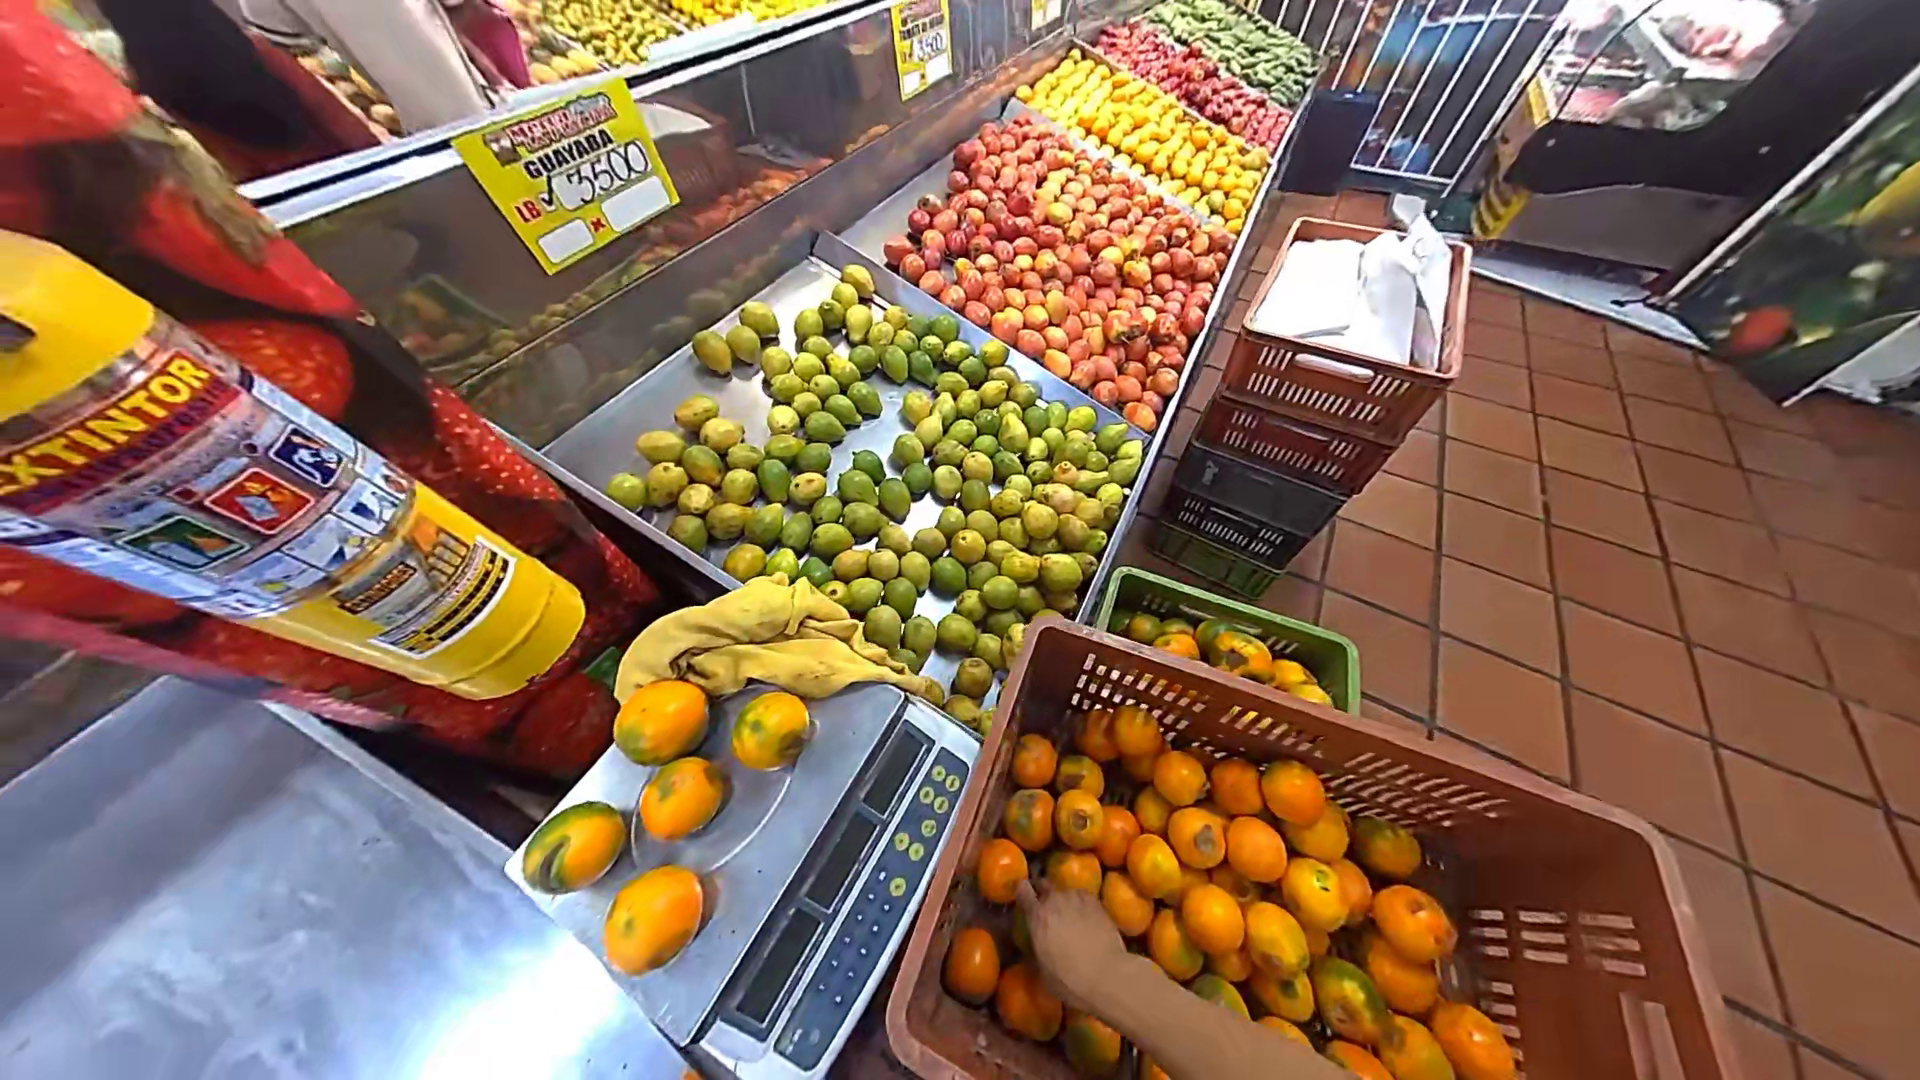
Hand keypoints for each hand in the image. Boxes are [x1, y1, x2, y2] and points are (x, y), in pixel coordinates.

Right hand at [1015, 879, 1135, 1013]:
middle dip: (1043, 891)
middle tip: (1046, 905)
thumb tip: (1034, 943)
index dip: (1023, 891)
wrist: (1107, 975)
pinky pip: (1082, 896)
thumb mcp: (1043, 971)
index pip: (1023, 890)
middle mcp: (1054, 900)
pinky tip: (1087, 916)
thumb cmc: (1070, 980)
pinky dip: (1081, 903)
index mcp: (1037, 916)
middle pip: (1044, 884)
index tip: (1025, 897)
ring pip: (1064, 891)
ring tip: (1070, 914)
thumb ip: (1035, 949)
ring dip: (1064, 900)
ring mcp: (1075, 897)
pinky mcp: (1094, 901)